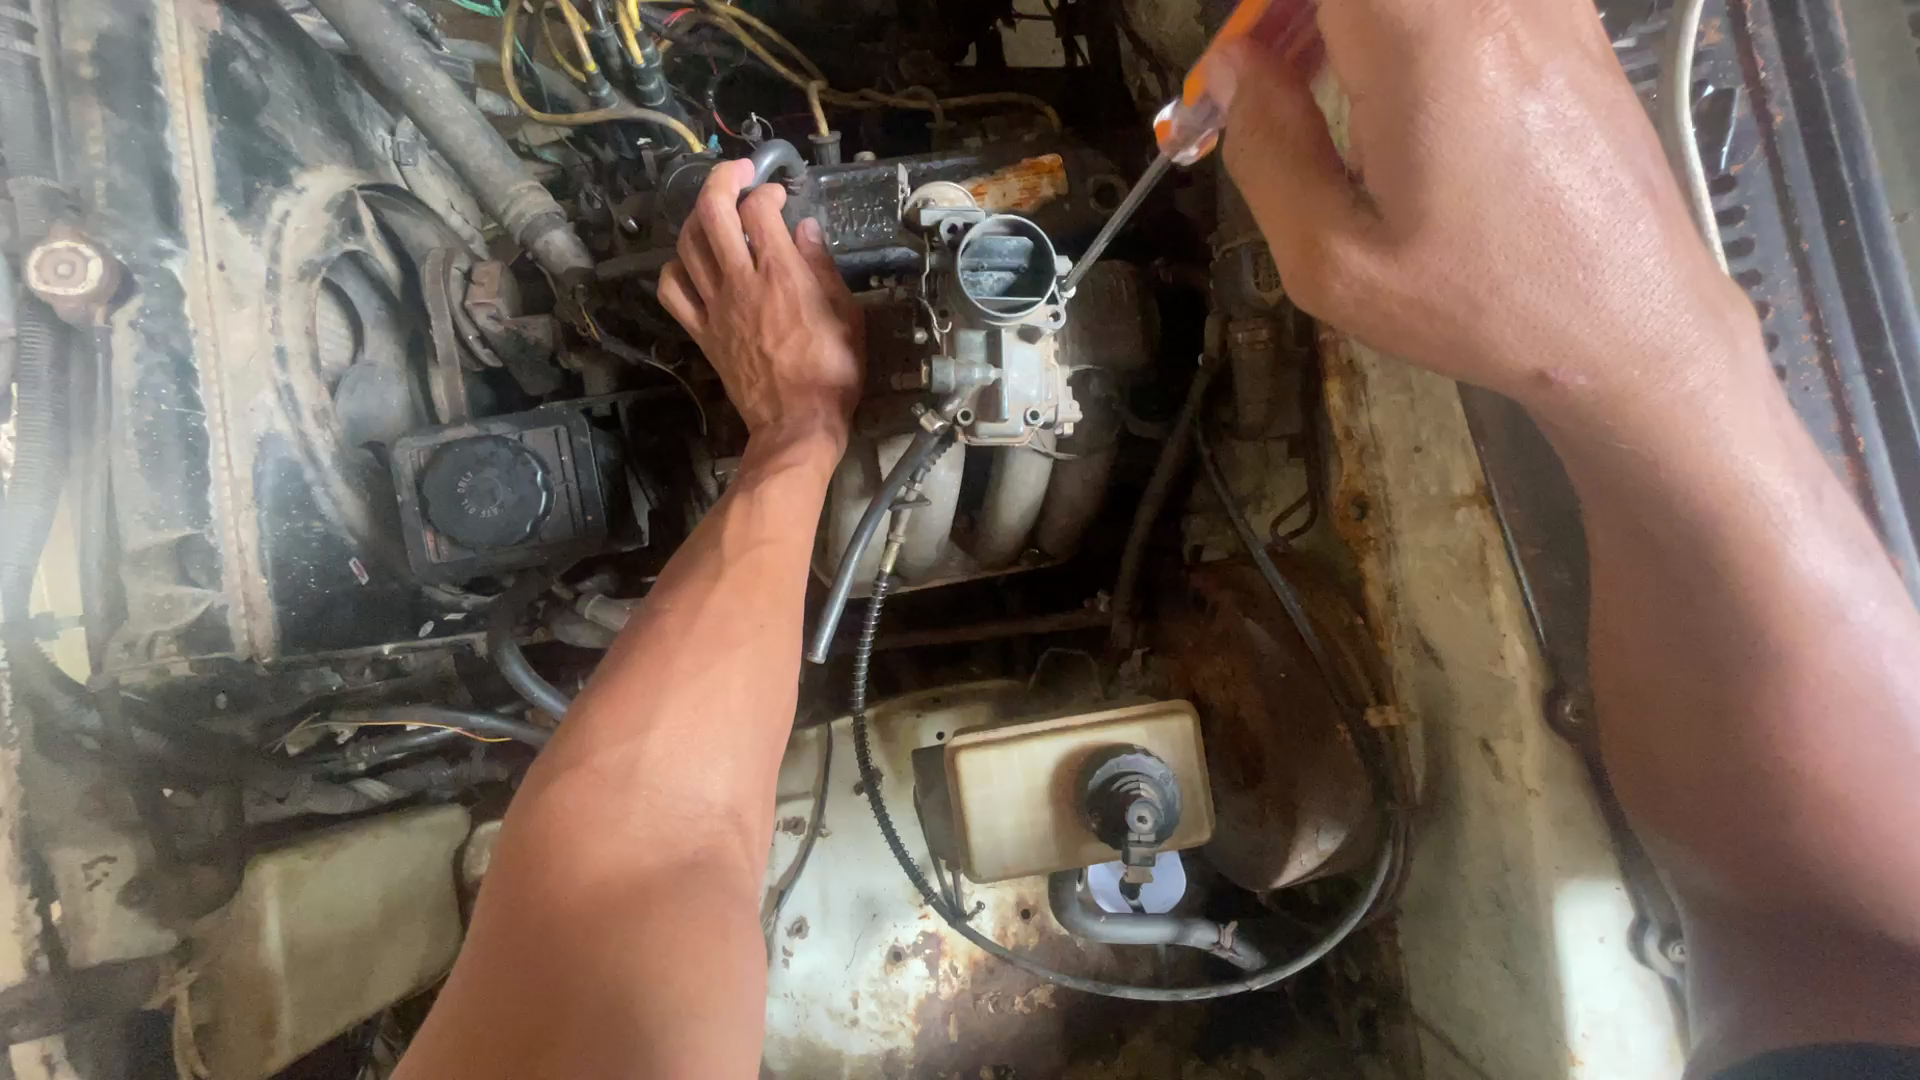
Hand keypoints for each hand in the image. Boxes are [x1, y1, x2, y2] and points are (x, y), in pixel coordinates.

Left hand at [659, 158, 863, 451]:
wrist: (798, 424)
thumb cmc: (833, 374)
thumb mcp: (848, 317)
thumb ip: (824, 269)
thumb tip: (805, 230)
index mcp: (781, 275)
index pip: (758, 210)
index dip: (766, 191)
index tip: (779, 196)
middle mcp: (741, 282)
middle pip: (712, 211)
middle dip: (722, 180)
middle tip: (738, 176)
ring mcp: (715, 308)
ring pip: (687, 244)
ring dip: (698, 218)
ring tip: (716, 215)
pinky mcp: (702, 333)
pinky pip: (672, 291)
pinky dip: (675, 267)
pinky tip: (691, 264)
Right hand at [1210, 0, 1763, 421]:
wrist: (1621, 320)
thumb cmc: (1470, 304)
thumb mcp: (1331, 261)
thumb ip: (1268, 154)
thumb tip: (1233, 69)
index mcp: (1431, 42)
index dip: (1264, 6)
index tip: (1235, 68)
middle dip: (1291, 13)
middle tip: (1256, 80)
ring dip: (1339, 22)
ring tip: (1304, 93)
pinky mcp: (1565, 19)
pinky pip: (1455, 0)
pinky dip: (1394, 26)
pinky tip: (1377, 94)